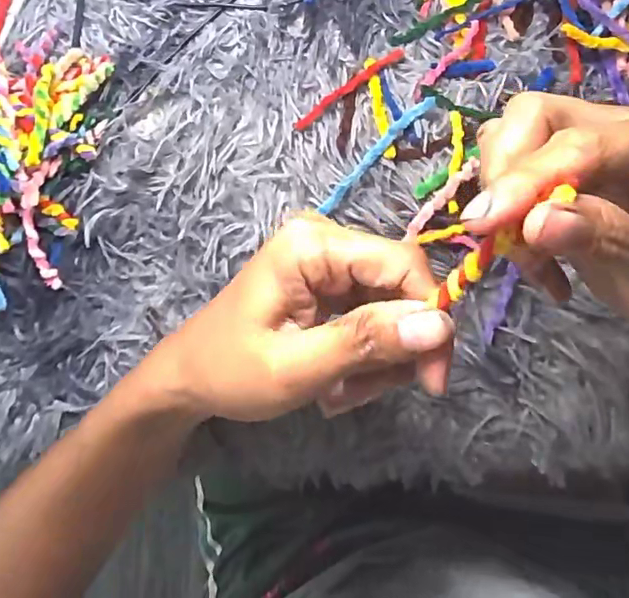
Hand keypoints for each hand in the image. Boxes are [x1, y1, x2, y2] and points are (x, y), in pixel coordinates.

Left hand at [137, 215, 455, 422]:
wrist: (189, 376)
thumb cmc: (231, 371)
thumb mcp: (296, 367)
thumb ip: (366, 342)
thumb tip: (439, 325)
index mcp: (312, 242)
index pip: (400, 261)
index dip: (429, 315)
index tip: (433, 378)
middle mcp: (325, 236)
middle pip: (399, 283)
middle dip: (395, 346)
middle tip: (362, 393)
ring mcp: (328, 256)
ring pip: (391, 304)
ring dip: (379, 357)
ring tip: (338, 391)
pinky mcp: (329, 278)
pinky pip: (374, 312)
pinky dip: (367, 353)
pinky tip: (337, 379)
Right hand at [464, 93, 628, 342]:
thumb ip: (606, 238)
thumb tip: (535, 221)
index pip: (585, 143)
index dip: (532, 177)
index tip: (489, 221)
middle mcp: (622, 124)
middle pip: (536, 115)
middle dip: (507, 171)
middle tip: (493, 229)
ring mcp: (585, 137)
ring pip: (512, 133)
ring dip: (500, 193)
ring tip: (525, 255)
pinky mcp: (556, 161)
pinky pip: (506, 165)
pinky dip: (503, 209)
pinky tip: (531, 257)